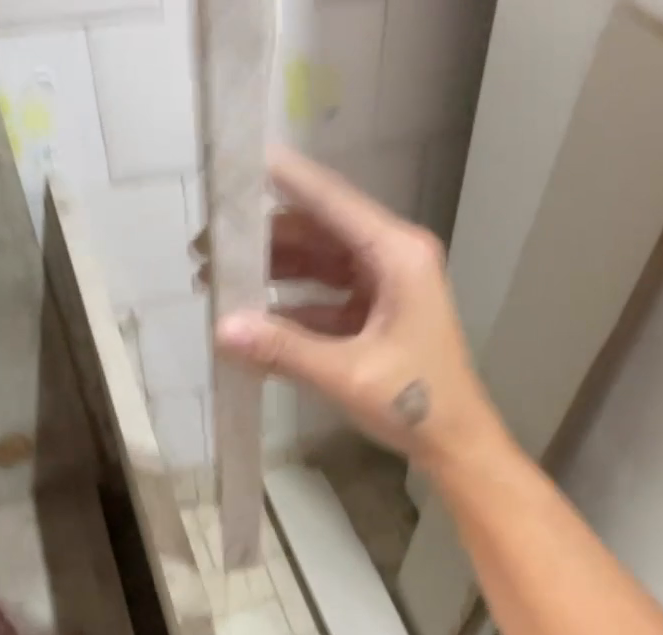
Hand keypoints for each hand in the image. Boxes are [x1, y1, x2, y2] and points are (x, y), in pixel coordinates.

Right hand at [207, 147, 509, 472]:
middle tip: (207, 247)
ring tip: (219, 280)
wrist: (455, 443)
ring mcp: (385, 286)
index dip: (282, 180)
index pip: (330, 200)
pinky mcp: (376, 314)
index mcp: (397, 254)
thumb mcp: (347, 375)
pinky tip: (253, 320)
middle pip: (318, 230)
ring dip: (273, 272)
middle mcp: (392, 258)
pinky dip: (292, 308)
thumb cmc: (415, 403)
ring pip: (318, 264)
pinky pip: (325, 298)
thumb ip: (284, 350)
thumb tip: (221, 329)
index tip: (234, 163)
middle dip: (263, 238)